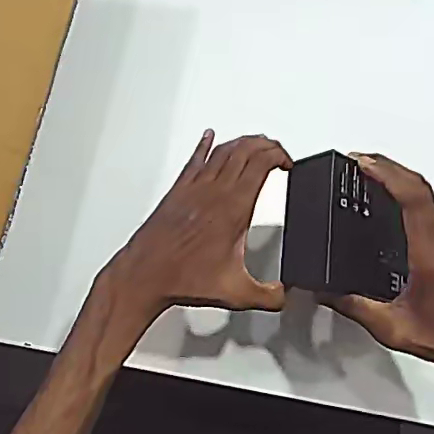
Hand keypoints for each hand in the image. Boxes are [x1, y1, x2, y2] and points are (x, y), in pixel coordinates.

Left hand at [100, 130, 291, 324]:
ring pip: (222, 150)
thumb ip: (267, 295)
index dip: (279, 155)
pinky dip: (205, 145)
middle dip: (265, 145)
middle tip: (276, 151)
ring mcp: (194, 188)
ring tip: (254, 144)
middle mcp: (214, 191)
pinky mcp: (177, 191)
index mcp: (234, 207)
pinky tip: (208, 138)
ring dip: (242, 143)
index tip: (288, 163)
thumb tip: (283, 295)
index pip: (262, 163)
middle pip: (245, 149)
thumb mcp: (236, 292)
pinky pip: (195, 160)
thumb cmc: (181, 277)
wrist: (146, 274)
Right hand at [324, 154, 433, 388]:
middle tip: (360, 160)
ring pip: (427, 194)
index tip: (362, 163)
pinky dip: (407, 192)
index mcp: (430, 255)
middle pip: (420, 187)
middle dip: (388, 166)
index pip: (412, 198)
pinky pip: (428, 207)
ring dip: (400, 176)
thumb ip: (352, 306)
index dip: (386, 174)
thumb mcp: (390, 327)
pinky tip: (392, 198)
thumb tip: (325, 290)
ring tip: (372, 171)